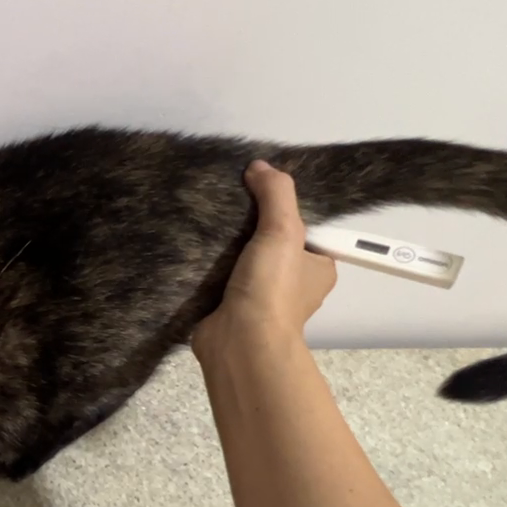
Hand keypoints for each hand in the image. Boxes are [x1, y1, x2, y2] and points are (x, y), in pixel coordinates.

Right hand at [192, 159, 337, 360]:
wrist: (238, 341)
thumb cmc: (271, 288)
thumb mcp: (283, 230)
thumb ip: (275, 194)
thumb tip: (259, 165)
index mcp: (317, 269)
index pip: (304, 230)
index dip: (283, 211)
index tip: (256, 194)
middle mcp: (292, 285)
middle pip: (269, 244)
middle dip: (248, 229)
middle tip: (223, 208)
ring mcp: (258, 300)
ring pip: (241, 263)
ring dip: (223, 249)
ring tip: (202, 225)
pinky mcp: (228, 309)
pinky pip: (217, 280)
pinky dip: (205, 269)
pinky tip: (190, 253)